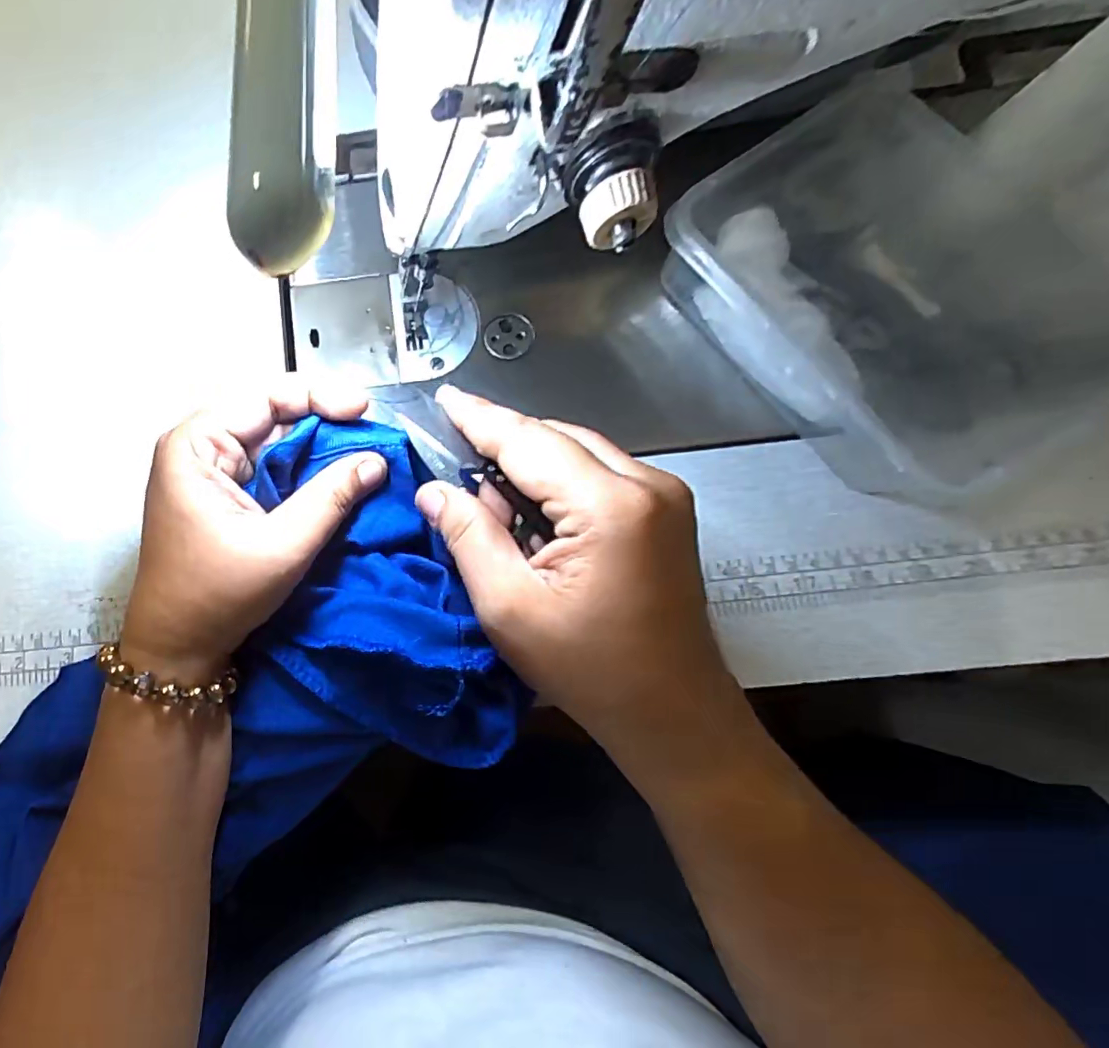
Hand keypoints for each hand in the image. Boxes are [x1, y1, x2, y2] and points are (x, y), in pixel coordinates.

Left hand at [118, 382, 388, 684]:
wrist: (179, 646)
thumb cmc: (217, 594)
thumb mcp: (282, 545)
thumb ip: (331, 498)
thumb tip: (377, 461)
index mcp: (196, 446)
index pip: (264, 398)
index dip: (318, 396)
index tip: (363, 409)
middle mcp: (202, 448)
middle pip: (273, 415)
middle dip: (326, 421)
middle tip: (374, 432)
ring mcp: (216, 471)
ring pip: (279, 442)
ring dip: (323, 447)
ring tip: (368, 450)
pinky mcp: (231, 494)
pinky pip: (276, 468)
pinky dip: (311, 471)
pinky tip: (343, 475)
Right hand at [414, 386, 741, 755]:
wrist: (673, 712)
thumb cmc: (590, 671)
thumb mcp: (511, 609)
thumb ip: (470, 537)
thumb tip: (435, 489)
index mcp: (611, 505)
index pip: (529, 440)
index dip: (479, 418)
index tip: (444, 396)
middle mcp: (647, 483)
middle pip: (557, 440)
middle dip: (503, 451)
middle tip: (459, 484)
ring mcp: (665, 494)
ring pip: (579, 454)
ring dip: (532, 472)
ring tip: (496, 514)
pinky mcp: (667, 510)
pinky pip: (600, 476)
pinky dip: (561, 487)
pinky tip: (538, 522)